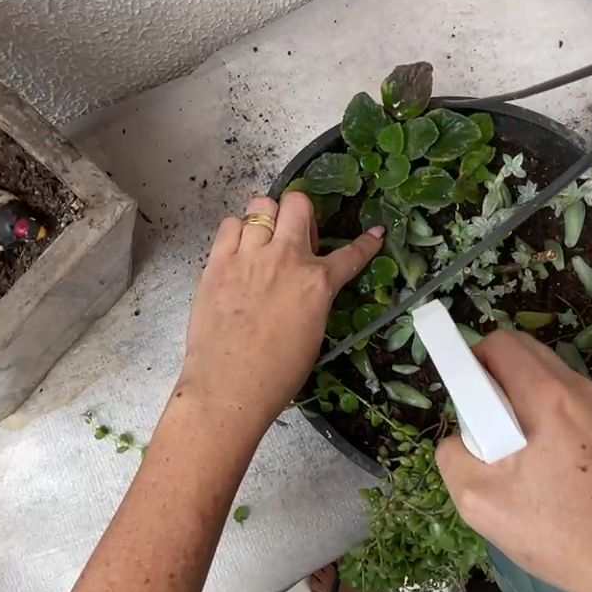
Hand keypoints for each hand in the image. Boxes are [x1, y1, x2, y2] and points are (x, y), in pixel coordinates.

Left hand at [175, 193, 381, 430]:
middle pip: (297, 204)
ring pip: (261, 205)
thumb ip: (314, 299)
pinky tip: (238, 250)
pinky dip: (237, 231)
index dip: (366, 244)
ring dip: (267, 219)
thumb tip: (308, 287)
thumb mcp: (313, 333)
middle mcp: (286, 259)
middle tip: (296, 237)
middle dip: (301, 214)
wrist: (229, 386)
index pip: (350, 254)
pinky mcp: (218, 262)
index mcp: (318, 283)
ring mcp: (250, 256)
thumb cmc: (276, 374)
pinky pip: (229, 224)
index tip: (373, 235)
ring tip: (263, 240)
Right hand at [434, 331, 591, 591]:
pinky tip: (570, 470)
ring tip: (533, 456)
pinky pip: (588, 407)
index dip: (473, 360)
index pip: (501, 344)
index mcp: (548, 400)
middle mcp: (587, 392)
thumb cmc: (558, 537)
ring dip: (536, 401)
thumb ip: (452, 454)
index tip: (468, 395)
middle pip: (531, 353)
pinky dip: (568, 421)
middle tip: (492, 425)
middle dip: (501, 377)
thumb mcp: (477, 502)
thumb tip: (461, 438)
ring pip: (561, 381)